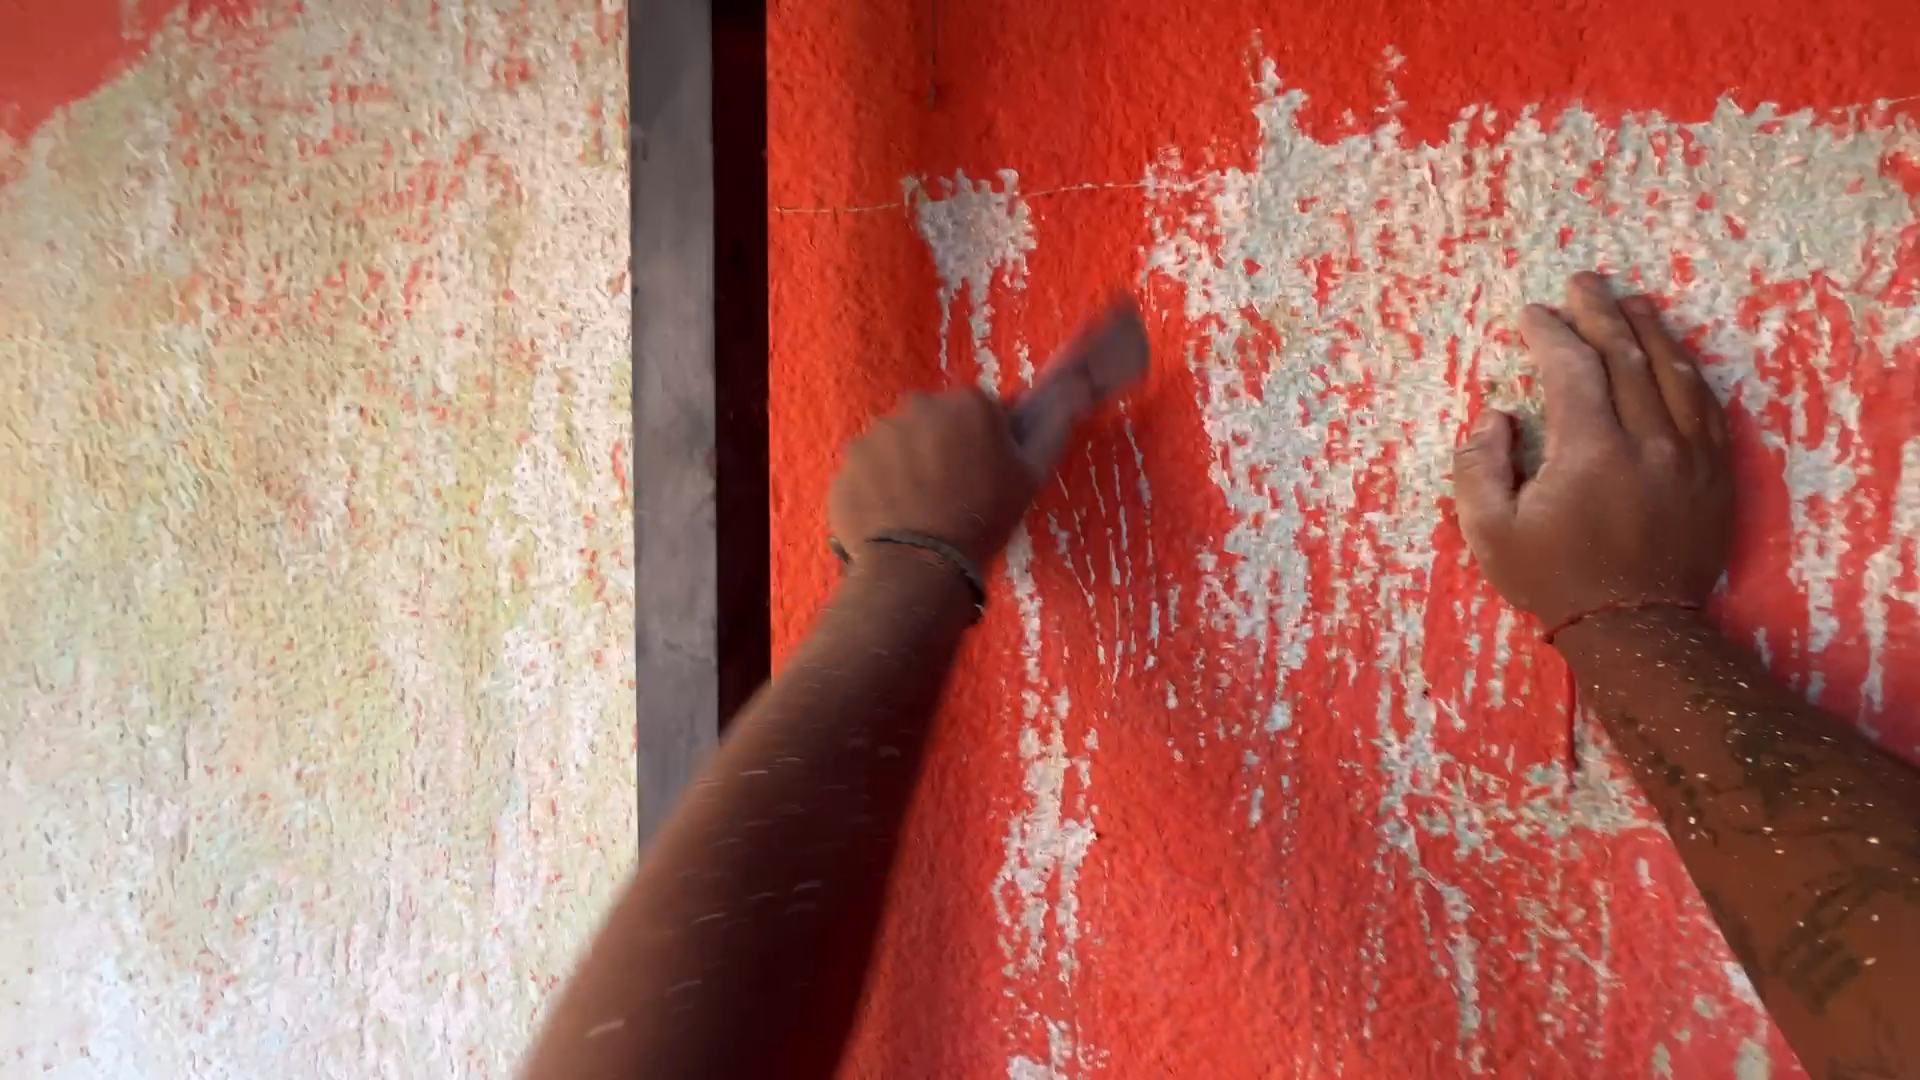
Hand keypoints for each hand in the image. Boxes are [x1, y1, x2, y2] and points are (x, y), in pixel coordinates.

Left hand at [829, 388, 1037, 567]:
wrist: (921, 563)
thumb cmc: (983, 519)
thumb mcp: (1030, 476)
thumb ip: (1052, 427)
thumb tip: (1075, 390)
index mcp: (968, 404)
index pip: (974, 413)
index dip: (977, 444)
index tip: (978, 474)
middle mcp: (918, 405)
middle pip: (931, 423)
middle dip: (937, 449)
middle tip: (946, 494)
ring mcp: (877, 432)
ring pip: (896, 445)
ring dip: (904, 468)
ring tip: (916, 509)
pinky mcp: (849, 461)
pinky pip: (867, 470)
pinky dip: (876, 488)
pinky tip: (891, 516)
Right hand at [1453, 272, 1733, 632]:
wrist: (1633, 624)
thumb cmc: (1548, 576)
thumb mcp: (1486, 529)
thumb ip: (1479, 466)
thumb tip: (1494, 417)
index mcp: (1589, 452)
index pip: (1572, 371)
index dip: (1549, 335)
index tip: (1528, 313)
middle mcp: (1649, 441)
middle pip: (1628, 357)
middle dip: (1599, 313)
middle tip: (1580, 282)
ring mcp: (1689, 453)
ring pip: (1675, 371)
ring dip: (1649, 329)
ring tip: (1627, 300)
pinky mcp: (1712, 470)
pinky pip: (1705, 402)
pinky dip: (1685, 367)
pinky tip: (1672, 352)